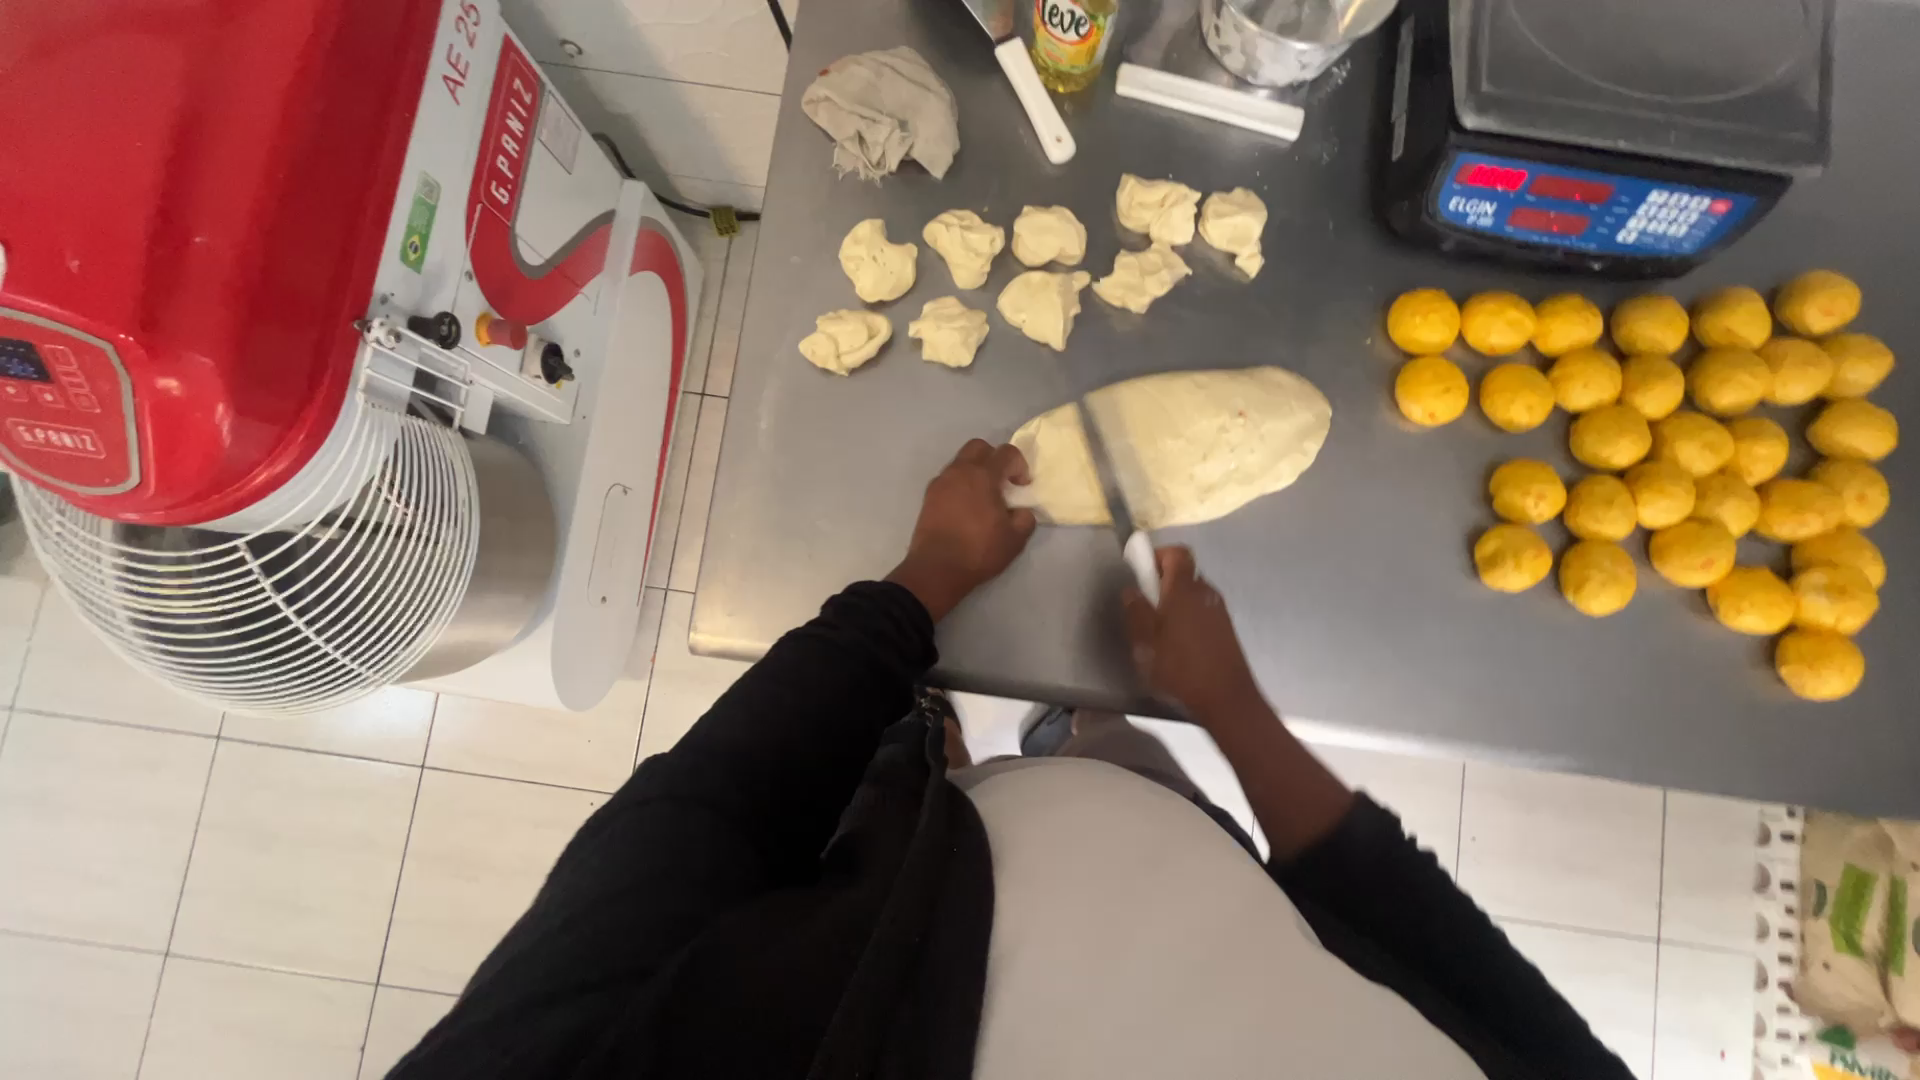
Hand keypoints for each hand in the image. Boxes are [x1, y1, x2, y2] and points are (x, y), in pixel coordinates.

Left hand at [887, 439, 1036, 620]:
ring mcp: (940, 482)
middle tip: (1001, 483)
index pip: (1006, 452)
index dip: (1019, 465)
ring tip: (982, 498)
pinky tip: (965, 508)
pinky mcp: (928, 496)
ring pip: (961, 462)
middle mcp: (959, 471)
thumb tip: (1020, 511)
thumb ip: (1024, 518)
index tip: (1022, 487)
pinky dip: (960, 485)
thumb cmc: (979, 551)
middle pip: (979, 447)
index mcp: (983, 475)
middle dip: (994, 458)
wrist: (936, 568)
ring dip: (975, 471)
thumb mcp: (1015, 539)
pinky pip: (948, 479)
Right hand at [1122, 546, 1262, 722]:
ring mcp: (1220, 612)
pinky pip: (1202, 612)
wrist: (1226, 699)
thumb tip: (1132, 590)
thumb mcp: (1144, 641)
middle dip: (1163, 583)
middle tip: (1144, 607)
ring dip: (1175, 604)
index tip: (1140, 572)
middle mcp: (1206, 593)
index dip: (1158, 555)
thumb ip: (1136, 610)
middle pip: (1185, 574)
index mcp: (1185, 589)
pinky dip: (1188, 619)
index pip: (1177, 553)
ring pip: (1193, 595)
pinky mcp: (1226, 630)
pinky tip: (1178, 645)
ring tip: (1159, 631)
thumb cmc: (1180, 667)